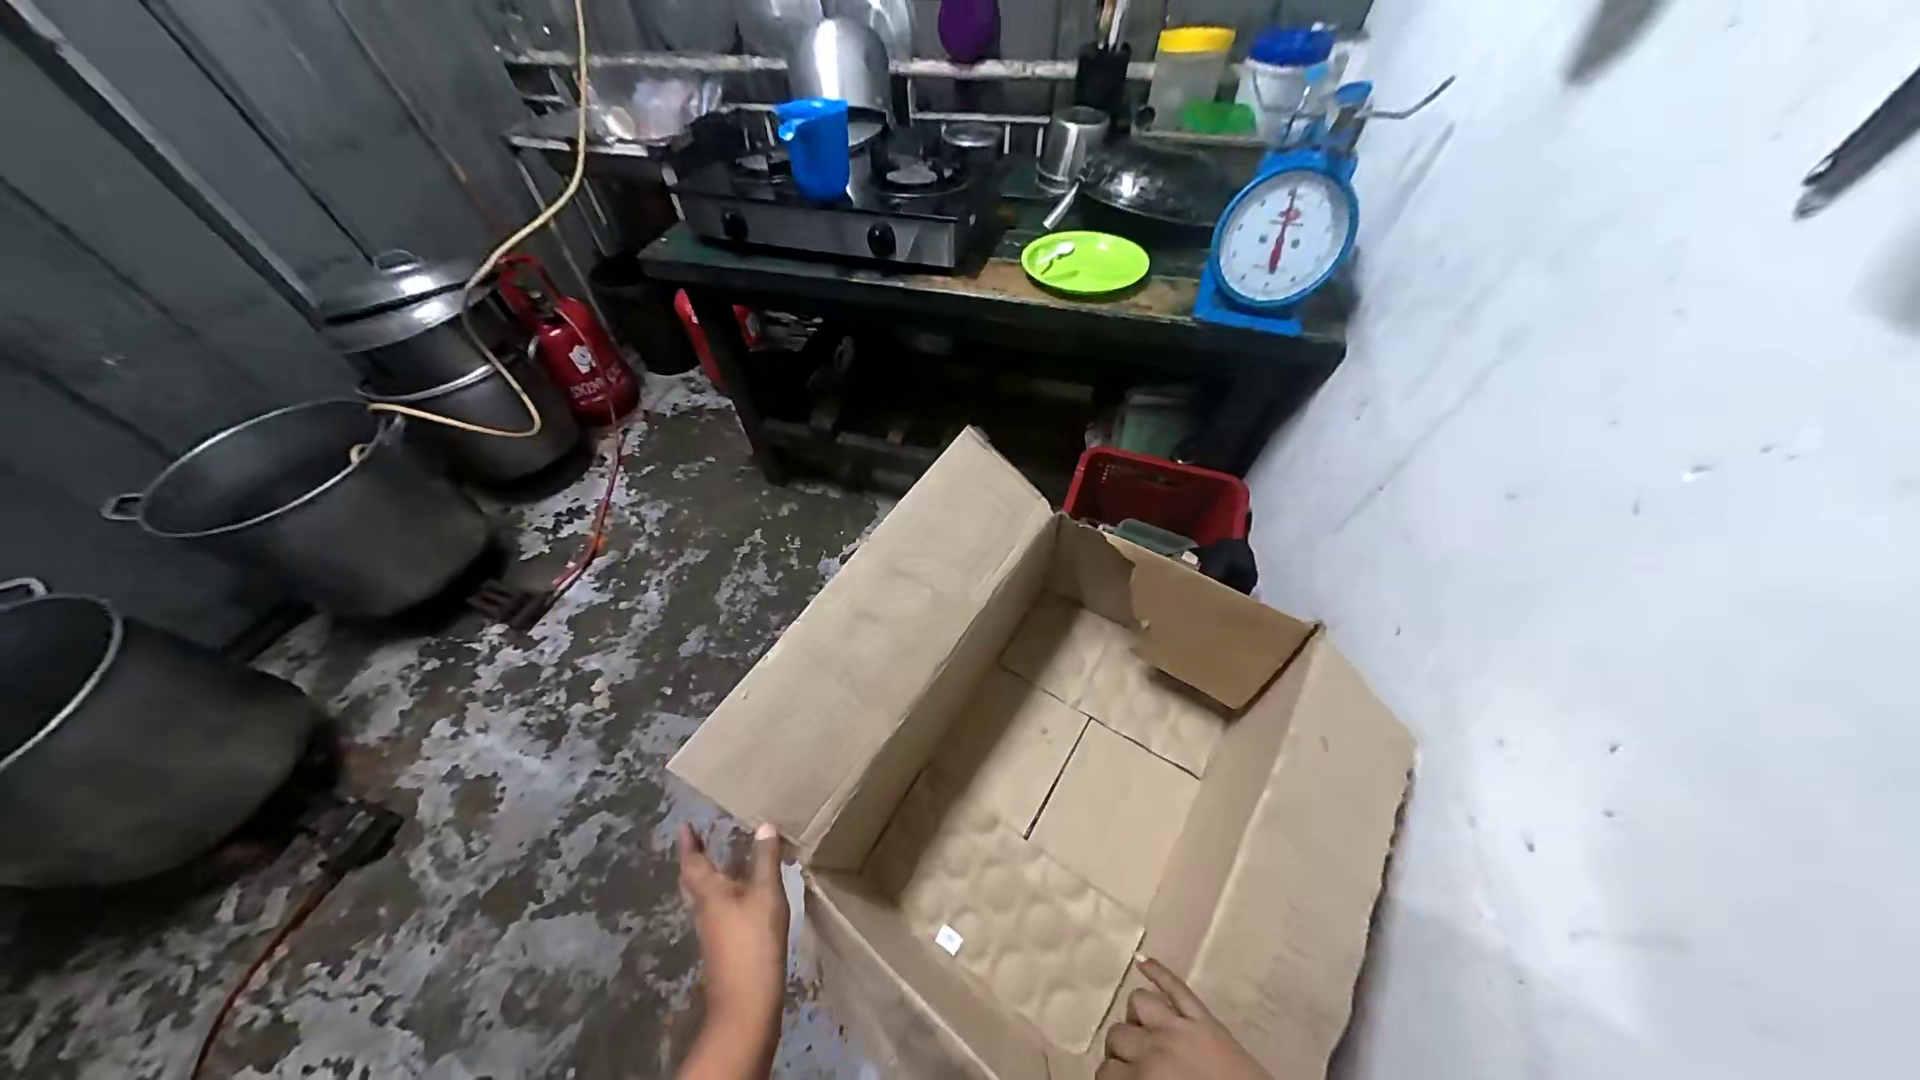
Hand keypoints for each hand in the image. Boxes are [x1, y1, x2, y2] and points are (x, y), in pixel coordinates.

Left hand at [675, 822, 789, 1079]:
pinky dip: (723, 891)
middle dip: (694, 858)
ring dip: (709, 874)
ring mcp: (711, 928)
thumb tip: (764, 825)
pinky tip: (741, 891)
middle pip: (692, 879)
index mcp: (709, 892)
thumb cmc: (754, 940)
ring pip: (703, 894)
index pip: (693, 861)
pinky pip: (716, 906)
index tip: (684, 826)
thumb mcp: (766, 893)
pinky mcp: (721, 942)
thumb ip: (765, 859)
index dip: (689, 843)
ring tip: (723, 858)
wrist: (746, 1000)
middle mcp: (703, 908)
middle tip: (699, 839)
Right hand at [1096, 957, 1272, 1079]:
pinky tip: (1141, 961)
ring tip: (1141, 1033)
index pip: (1106, 1071)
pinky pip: (1176, 986)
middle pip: (1117, 1034)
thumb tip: (1124, 1076)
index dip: (1107, 1078)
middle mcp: (1155, 1046)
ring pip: (1139, 1002)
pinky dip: (1157, 970)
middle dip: (1118, 1051)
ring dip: (1135, 1017)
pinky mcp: (1204, 1018)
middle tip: (1128, 1067)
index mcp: (1145, 1078)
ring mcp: (1180, 1026)